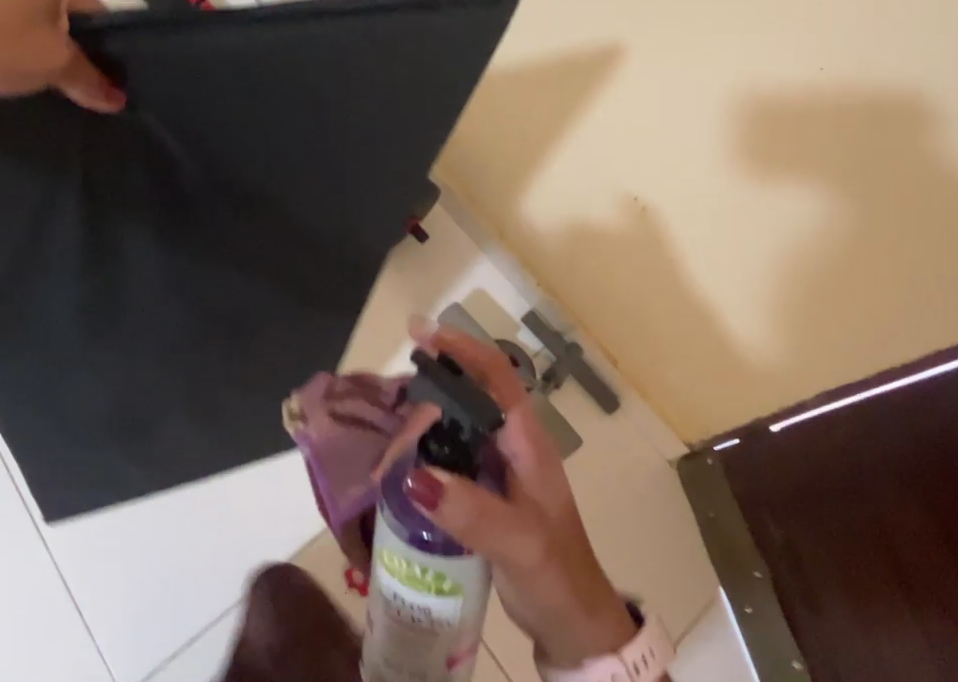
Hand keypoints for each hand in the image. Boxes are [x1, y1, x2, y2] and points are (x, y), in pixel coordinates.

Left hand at [0, 0, 125, 108]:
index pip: (93, 9)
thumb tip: (119, 100)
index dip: (101, 42)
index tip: (96, 69)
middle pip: (56, 6)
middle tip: (57, 72)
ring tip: (17, 66)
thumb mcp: (54, 68)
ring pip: (19, 8)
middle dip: (61, 36)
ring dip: (25, 33)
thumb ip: (90, 81)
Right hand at [395, 319, 637, 667]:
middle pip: (469, 393)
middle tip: (386, 393)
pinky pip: (448, 455)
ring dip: (422, 416)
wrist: (575, 624)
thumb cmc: (556, 574)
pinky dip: (421, 449)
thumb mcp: (518, 542)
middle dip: (430, 381)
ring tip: (382, 422)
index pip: (496, 376)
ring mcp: (497, 468)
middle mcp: (511, 444)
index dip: (461, 349)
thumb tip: (412, 475)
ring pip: (455, 423)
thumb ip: (470, 511)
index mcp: (527, 442)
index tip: (420, 333)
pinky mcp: (484, 492)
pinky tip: (396, 462)